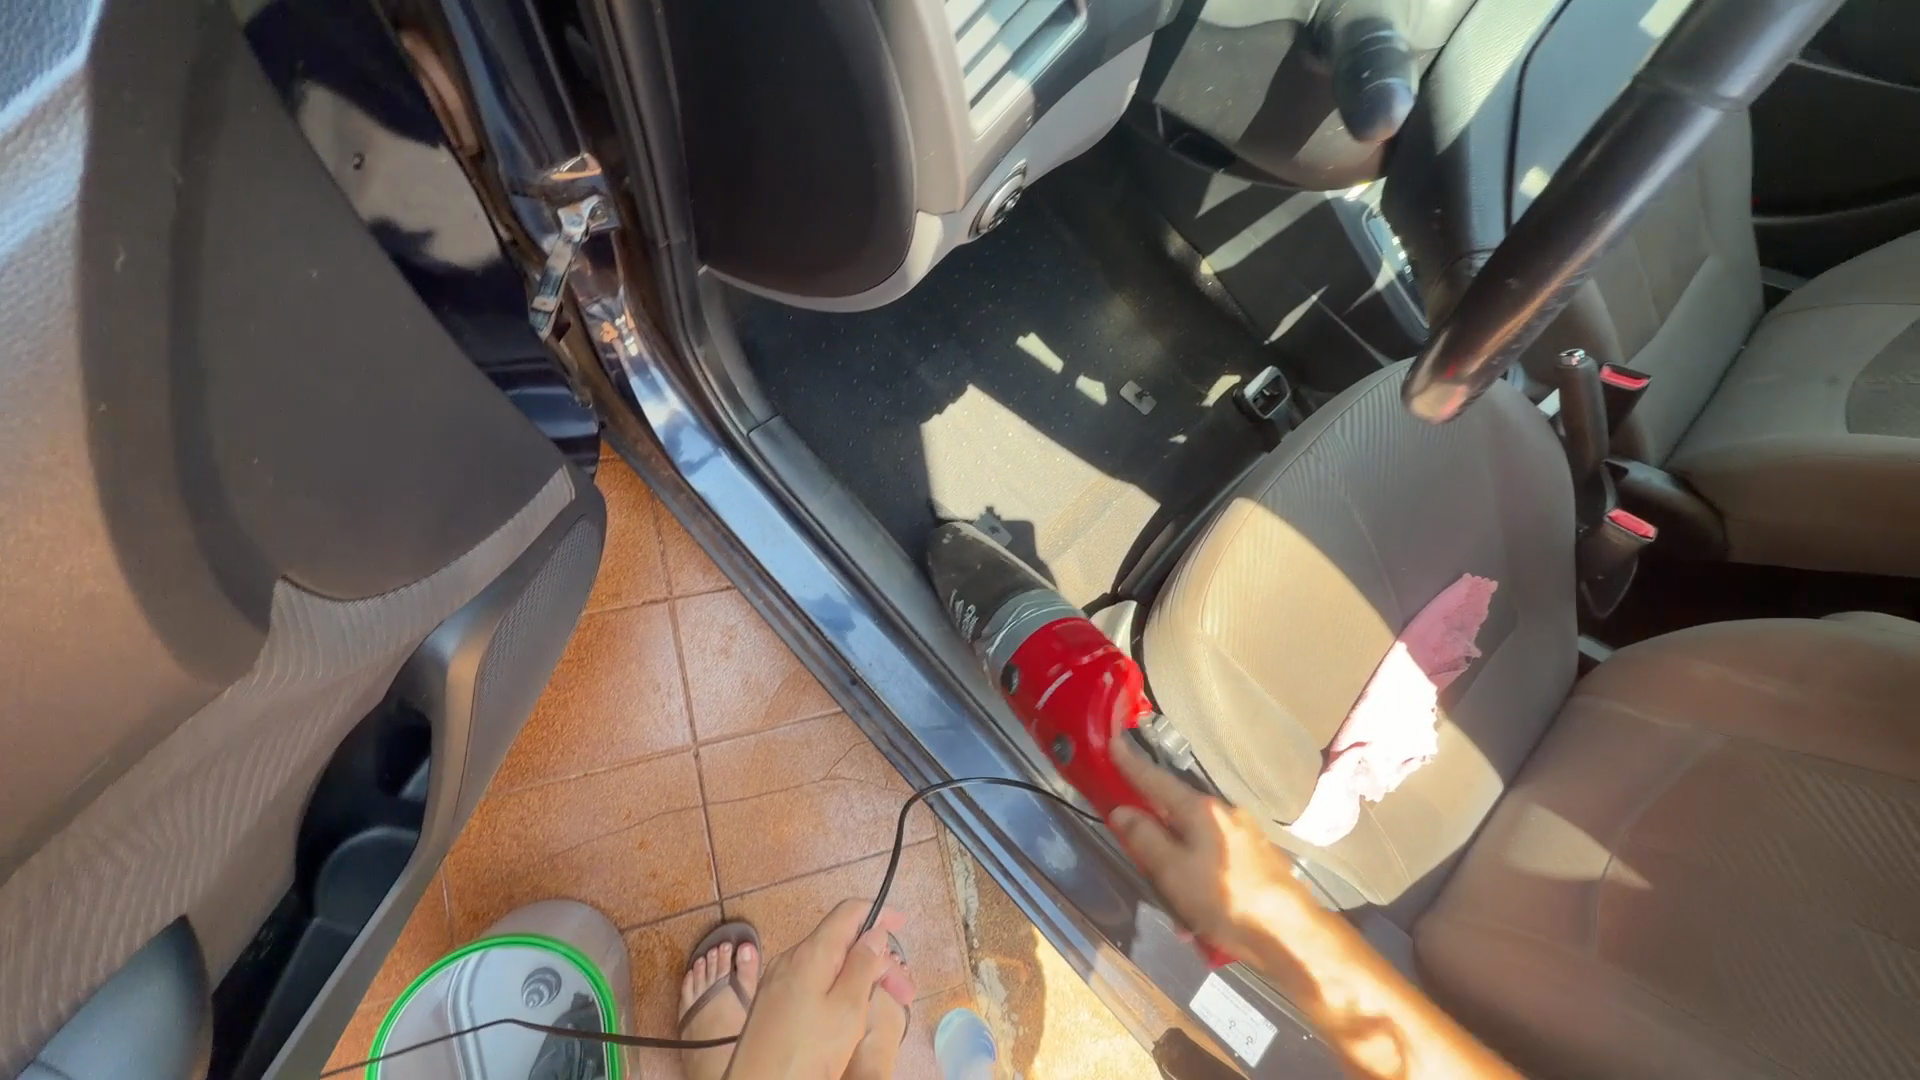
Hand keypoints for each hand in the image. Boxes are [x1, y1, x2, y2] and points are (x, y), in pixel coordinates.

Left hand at [724, 900, 907, 1079]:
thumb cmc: (806, 1053)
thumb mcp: (846, 1011)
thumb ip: (863, 967)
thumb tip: (874, 933)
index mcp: (811, 953)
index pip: (848, 912)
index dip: (878, 913)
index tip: (901, 924)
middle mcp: (791, 958)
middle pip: (841, 942)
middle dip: (876, 959)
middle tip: (904, 992)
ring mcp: (778, 980)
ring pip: (827, 963)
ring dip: (858, 975)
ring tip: (881, 1003)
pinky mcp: (772, 1002)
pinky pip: (812, 980)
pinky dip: (837, 986)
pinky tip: (848, 1010)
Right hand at [1108, 737, 1308, 961]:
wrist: (1294, 936)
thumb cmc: (1226, 899)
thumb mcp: (1172, 872)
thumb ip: (1144, 838)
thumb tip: (1122, 810)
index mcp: (1200, 809)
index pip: (1155, 779)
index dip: (1131, 763)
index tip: (1112, 742)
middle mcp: (1224, 811)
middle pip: (1176, 811)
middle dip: (1157, 834)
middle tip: (1144, 860)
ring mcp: (1245, 833)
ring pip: (1196, 841)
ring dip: (1181, 867)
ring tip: (1179, 911)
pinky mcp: (1258, 856)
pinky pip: (1215, 859)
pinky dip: (1202, 879)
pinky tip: (1204, 916)